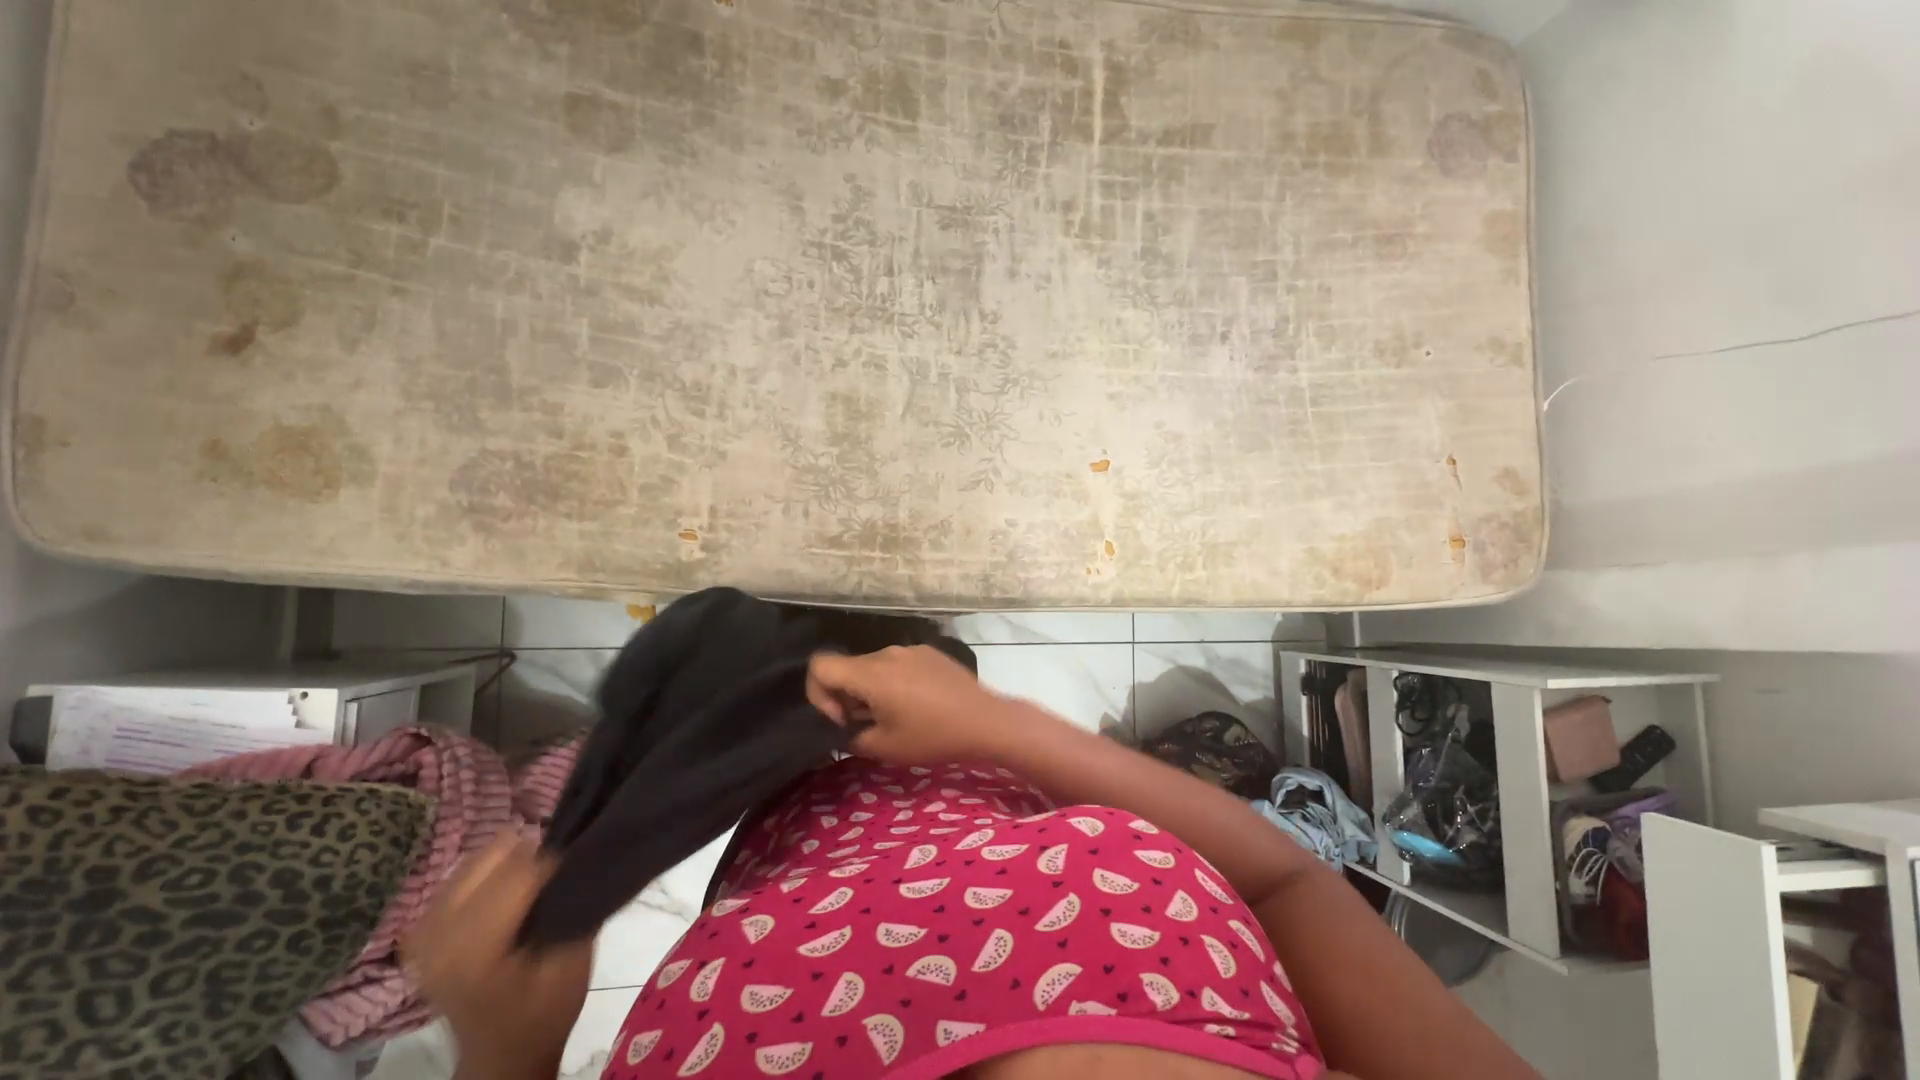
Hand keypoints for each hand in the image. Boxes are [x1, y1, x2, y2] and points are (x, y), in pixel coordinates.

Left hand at [402, 832, 590, 1078]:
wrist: (501, 1054)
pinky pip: (452, 881)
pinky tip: (501, 885)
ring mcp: (422, 936)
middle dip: (525, 856)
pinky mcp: (419, 935)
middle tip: (554, 869)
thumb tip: (577, 863)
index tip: (576, 864)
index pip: (517, 875)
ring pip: (467, 865)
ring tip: (531, 874)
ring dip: (502, 862)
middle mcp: (438, 939)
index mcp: (476, 952)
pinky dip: (481, 874)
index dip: (551, 862)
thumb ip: (572, 909)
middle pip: (486, 862)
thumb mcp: (573, 963)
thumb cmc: (544, 1013)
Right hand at [806, 645, 1033, 765]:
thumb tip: (845, 729)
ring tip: (897, 717)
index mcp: (871, 673)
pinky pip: (897, 664)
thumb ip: (851, 737)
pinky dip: (894, 683)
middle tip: (869, 725)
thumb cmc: (933, 736)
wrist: (986, 721)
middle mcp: (887, 653)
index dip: (819, 694)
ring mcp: (911, 649)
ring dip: (872, 691)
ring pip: (873, 667)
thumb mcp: (885, 748)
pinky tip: (918, 705)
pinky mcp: (929, 652)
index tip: (843, 719)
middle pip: (848, 668)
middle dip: (848, 698)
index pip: (819, 665)